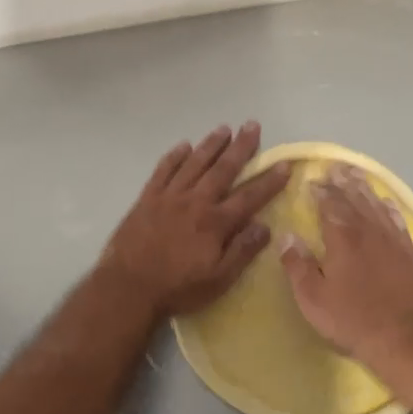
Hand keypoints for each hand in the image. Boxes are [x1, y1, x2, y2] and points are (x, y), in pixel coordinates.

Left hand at [95, 121, 290, 317]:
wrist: (128, 287)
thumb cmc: (178, 288)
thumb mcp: (218, 279)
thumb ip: (242, 251)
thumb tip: (265, 226)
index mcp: (215, 222)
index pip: (249, 197)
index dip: (268, 180)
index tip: (284, 164)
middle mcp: (195, 202)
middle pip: (223, 169)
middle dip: (240, 147)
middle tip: (252, 125)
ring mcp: (169, 197)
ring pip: (194, 163)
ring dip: (210, 145)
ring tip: (224, 128)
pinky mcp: (147, 198)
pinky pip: (163, 170)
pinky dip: (175, 156)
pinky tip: (183, 146)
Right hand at [280, 164, 412, 361]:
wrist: (400, 338)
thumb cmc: (350, 319)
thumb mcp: (312, 298)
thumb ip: (298, 264)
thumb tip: (287, 235)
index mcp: (342, 239)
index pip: (329, 205)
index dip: (320, 191)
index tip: (311, 180)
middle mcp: (368, 231)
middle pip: (354, 199)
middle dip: (342, 182)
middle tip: (334, 168)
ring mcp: (392, 241)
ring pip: (376, 206)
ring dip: (364, 189)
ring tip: (356, 175)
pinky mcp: (408, 253)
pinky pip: (398, 221)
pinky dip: (390, 208)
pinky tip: (386, 202)